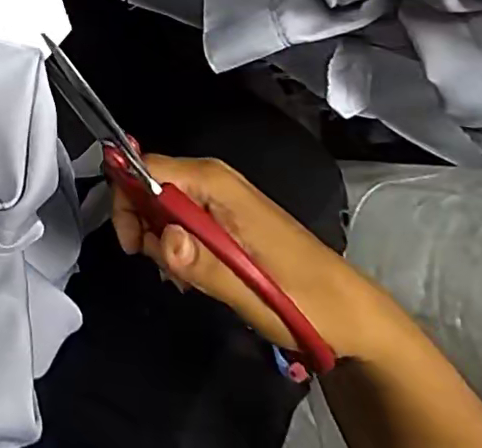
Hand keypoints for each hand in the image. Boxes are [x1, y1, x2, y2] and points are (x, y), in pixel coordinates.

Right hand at [114, 156, 394, 359]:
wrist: (354, 315)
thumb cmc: (309, 300)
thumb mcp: (252, 292)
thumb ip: (203, 265)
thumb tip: (164, 240)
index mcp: (215, 182)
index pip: (146, 166)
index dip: (128, 200)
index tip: (134, 244)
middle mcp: (212, 178)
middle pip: (148, 185)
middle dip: (145, 227)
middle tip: (167, 269)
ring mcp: (217, 195)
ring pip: (160, 205)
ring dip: (162, 242)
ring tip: (187, 278)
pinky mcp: (221, 214)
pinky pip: (179, 218)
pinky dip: (176, 245)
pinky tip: (194, 272)